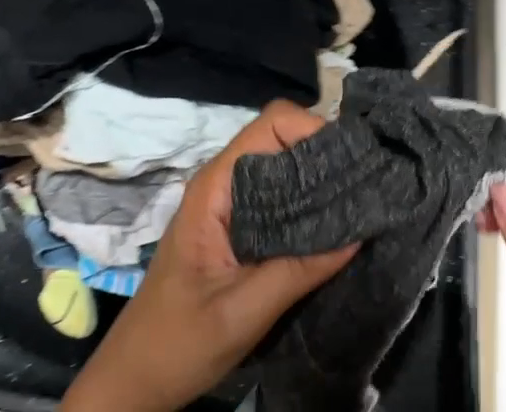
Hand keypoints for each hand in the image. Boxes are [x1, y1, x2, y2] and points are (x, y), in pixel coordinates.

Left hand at [61, 102, 357, 411]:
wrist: (135, 379)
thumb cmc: (177, 343)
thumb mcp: (241, 312)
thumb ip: (296, 272)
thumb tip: (358, 232)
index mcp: (215, 188)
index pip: (271, 125)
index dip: (314, 131)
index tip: (354, 163)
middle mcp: (224, 185)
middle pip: (282, 142)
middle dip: (326, 157)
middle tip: (370, 186)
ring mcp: (230, 208)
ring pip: (284, 172)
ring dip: (322, 183)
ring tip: (363, 205)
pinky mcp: (240, 231)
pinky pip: (281, 201)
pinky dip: (311, 207)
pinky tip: (337, 229)